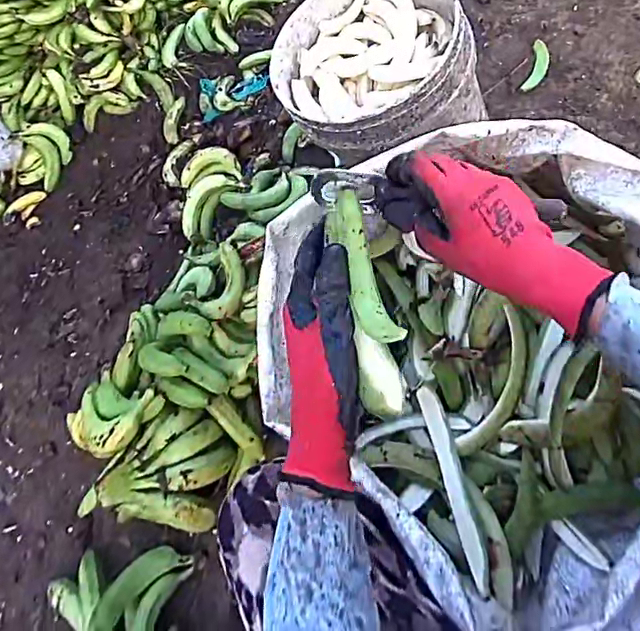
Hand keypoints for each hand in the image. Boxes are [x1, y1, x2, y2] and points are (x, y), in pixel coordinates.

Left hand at [280, 226, 358, 495]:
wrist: (321, 425)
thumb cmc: (331, 377)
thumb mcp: (336, 328)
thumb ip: (333, 288)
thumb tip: (333, 248)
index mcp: (299, 303)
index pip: (308, 258)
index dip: (319, 235)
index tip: (332, 214)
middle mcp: (295, 309)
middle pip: (307, 268)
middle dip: (321, 245)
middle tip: (341, 225)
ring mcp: (300, 324)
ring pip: (311, 282)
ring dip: (325, 263)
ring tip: (344, 248)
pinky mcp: (308, 337)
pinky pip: (316, 298)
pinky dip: (328, 283)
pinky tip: (342, 285)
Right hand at [383, 151, 612, 335]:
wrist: (534, 264)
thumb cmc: (490, 261)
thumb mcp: (448, 253)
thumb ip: (426, 234)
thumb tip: (420, 223)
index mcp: (451, 193)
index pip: (422, 164)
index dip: (408, 167)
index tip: (404, 174)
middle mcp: (471, 180)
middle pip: (441, 159)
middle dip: (428, 168)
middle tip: (422, 182)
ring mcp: (492, 180)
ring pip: (463, 168)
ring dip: (451, 176)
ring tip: (449, 196)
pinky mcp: (509, 187)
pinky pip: (483, 178)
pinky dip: (473, 185)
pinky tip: (474, 205)